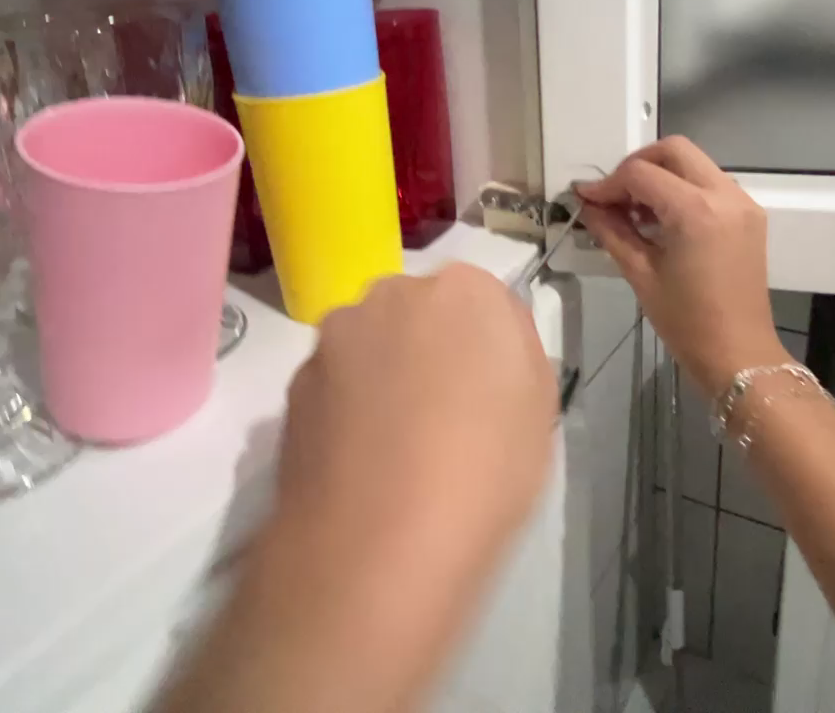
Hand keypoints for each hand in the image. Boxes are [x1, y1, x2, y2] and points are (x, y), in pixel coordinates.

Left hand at [272, 264, 555, 572]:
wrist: (377, 545)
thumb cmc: (484, 471)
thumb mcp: (539, 408)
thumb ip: (516, 352)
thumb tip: (488, 344)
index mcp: (465, 290)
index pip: (483, 302)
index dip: (487, 349)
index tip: (489, 394)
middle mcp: (394, 293)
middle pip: (421, 312)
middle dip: (431, 348)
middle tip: (445, 415)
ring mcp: (336, 334)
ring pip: (372, 343)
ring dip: (384, 373)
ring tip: (395, 446)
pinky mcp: (295, 380)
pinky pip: (336, 381)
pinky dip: (348, 406)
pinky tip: (360, 461)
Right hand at [576, 136, 785, 397]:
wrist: (739, 354)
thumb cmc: (686, 321)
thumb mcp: (640, 273)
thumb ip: (612, 230)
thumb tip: (588, 205)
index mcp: (696, 211)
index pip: (641, 174)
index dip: (608, 184)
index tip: (586, 200)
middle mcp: (725, 195)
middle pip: (673, 150)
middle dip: (638, 165)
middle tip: (614, 195)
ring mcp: (742, 203)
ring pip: (695, 162)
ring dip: (661, 175)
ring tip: (635, 210)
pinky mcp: (750, 215)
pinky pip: (711, 183)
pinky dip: (683, 188)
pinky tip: (663, 219)